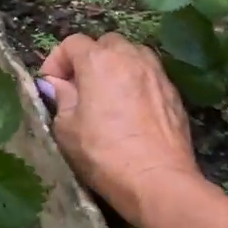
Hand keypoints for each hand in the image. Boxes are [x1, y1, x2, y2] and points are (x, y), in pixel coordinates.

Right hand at [40, 33, 202, 224]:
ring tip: (110, 91)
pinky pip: (150, 76)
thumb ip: (61, 98)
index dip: (57, 60)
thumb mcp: (67, 128)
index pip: (72, 43)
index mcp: (98, 60)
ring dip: (117, 65)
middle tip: (81, 86)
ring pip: (132, 55)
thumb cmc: (104, 153)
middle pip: (105, 43)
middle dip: (90, 58)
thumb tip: (58, 85)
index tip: (52, 84)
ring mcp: (156, 74)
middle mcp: (129, 58)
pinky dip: (138, 83)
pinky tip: (133, 109)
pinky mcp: (174, 95)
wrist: (159, 183)